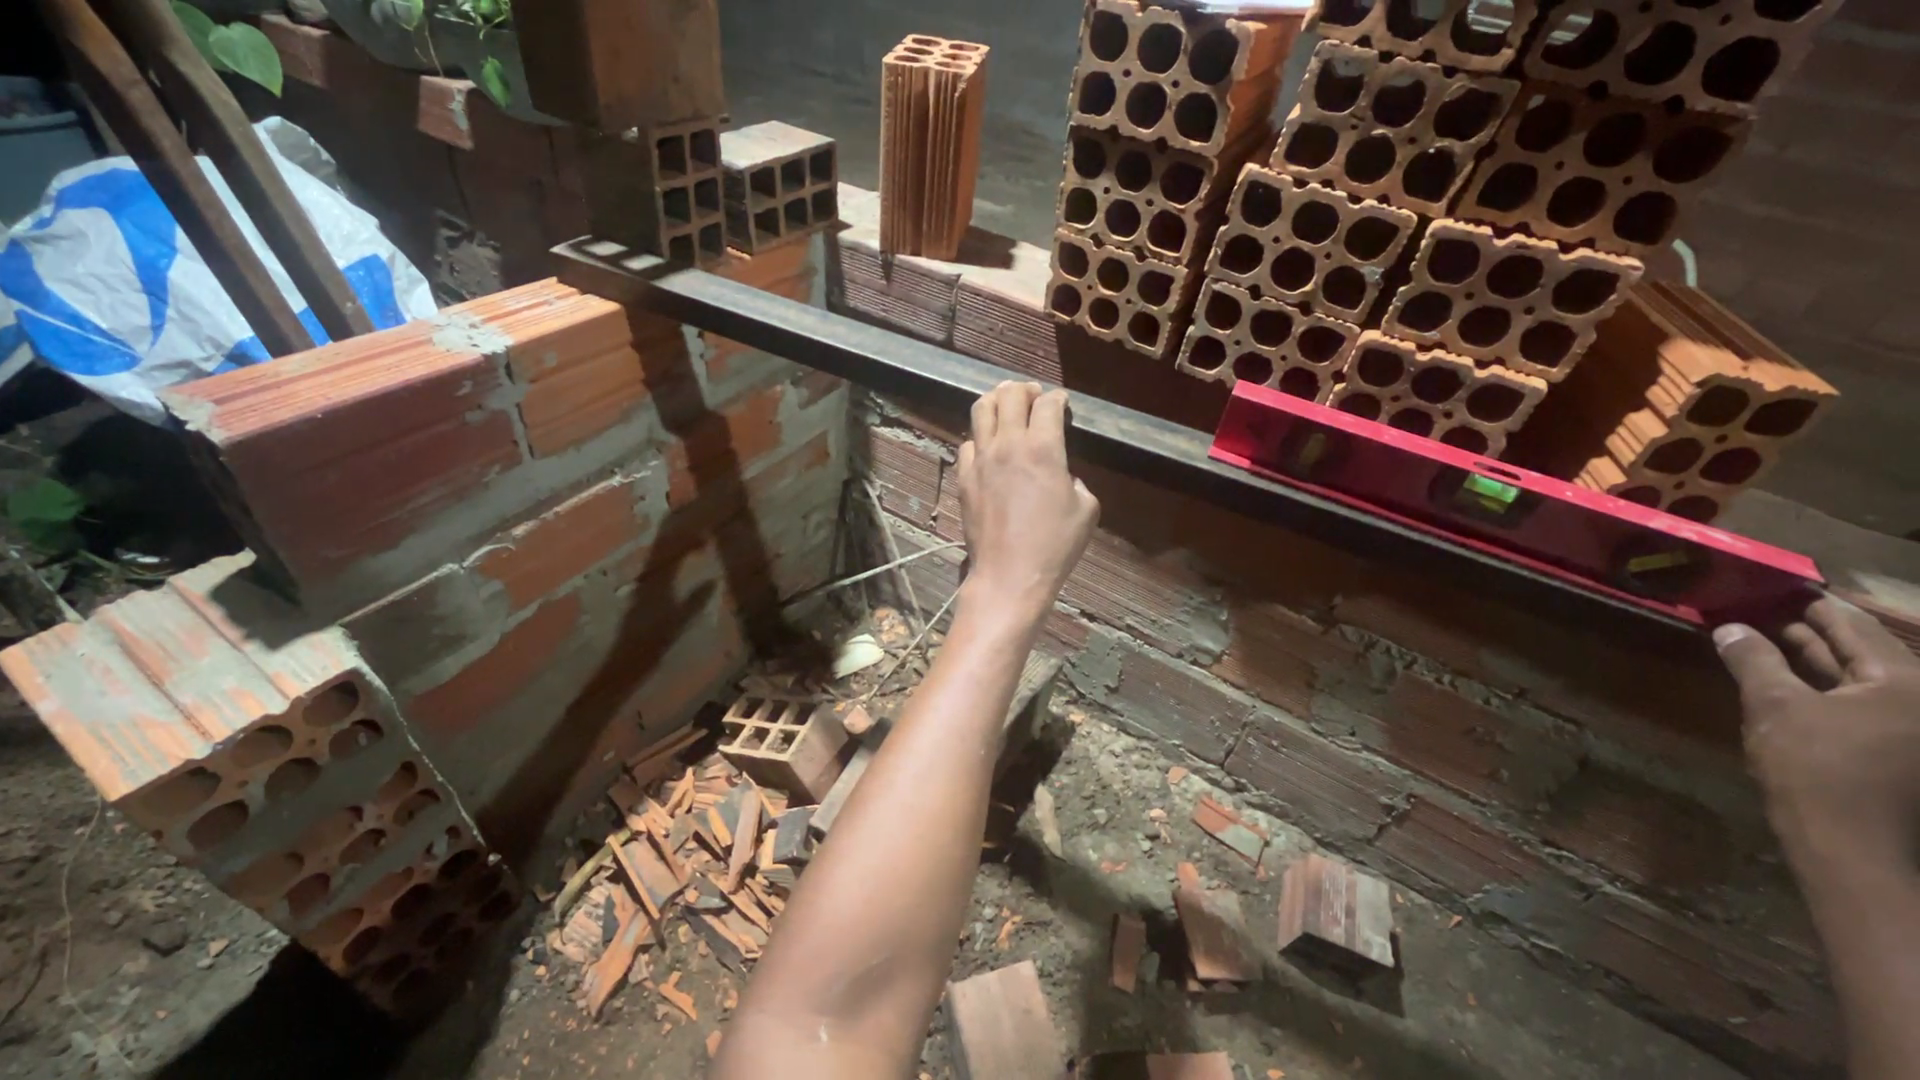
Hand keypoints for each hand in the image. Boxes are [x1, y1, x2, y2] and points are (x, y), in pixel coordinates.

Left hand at [955, 382, 1099, 622]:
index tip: (1061, 402)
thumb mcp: (1086, 509)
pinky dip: (980, 437)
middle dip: (1025, 389)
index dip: (1057, 398)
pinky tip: (988, 445)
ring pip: (982, 409)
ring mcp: (981, 459)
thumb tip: (1062, 475)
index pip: (1047, 404)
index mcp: (1044, 448)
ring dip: (997, 400)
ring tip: (1006, 405)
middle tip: (1033, 395)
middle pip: (1010, 395)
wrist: (1010, 574)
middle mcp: (1009, 444)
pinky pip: (968, 443)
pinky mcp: (963, 477)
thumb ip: (1076, 480)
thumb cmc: (1054, 545)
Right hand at [1714, 597, 1919, 864]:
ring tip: (1779, 646)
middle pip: (1865, 654)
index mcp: (1905, 681)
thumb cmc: (1817, 769)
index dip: (1816, 606)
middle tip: (1776, 614)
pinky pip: (1866, 709)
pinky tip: (1799, 690)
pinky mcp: (1902, 758)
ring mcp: (1913, 731)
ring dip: (1820, 664)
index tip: (1788, 590)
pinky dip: (1830, 693)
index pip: (1854, 627)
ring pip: (1865, 683)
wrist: (1855, 849)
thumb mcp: (1775, 707)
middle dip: (1817, 635)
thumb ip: (1754, 661)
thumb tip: (1731, 627)